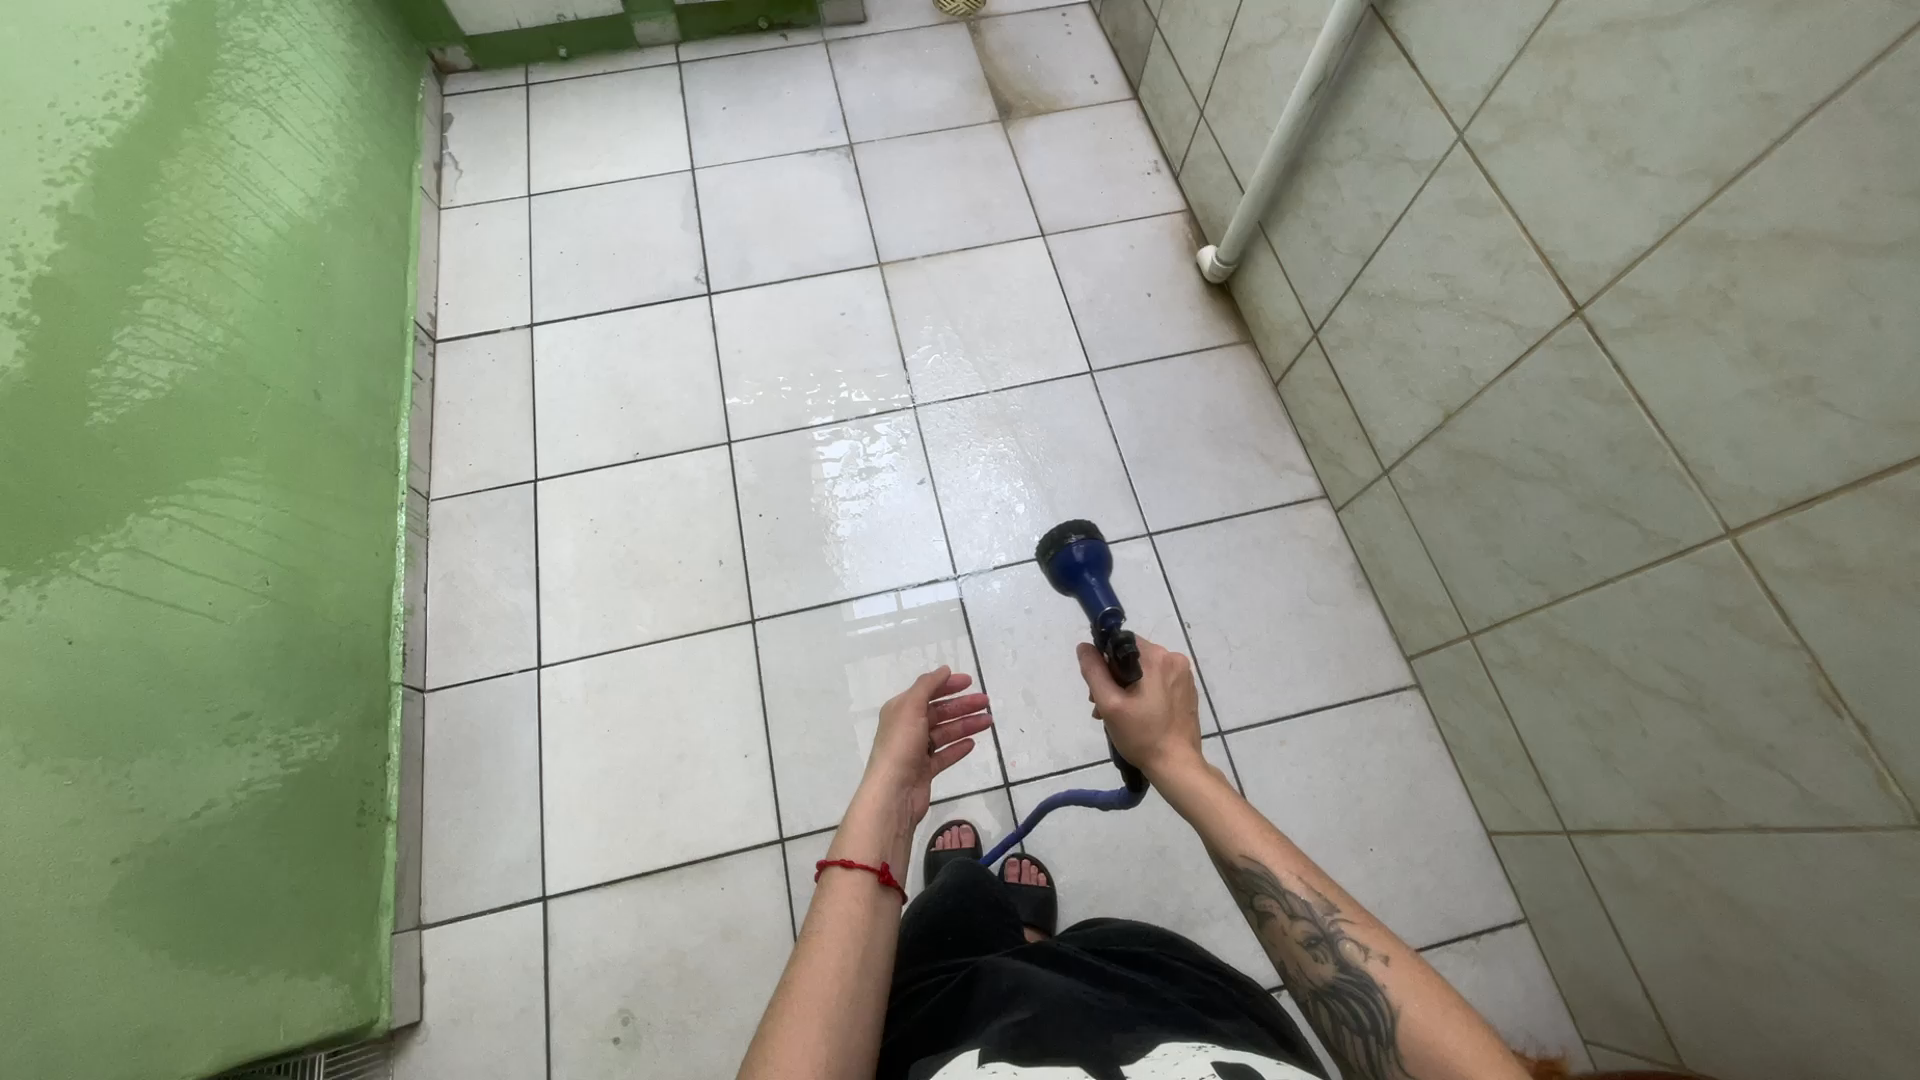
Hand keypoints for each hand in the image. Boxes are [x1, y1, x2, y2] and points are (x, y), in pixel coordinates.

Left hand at [858, 666, 991, 826]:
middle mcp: (907, 728)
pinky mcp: (925, 771)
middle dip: (962, 706)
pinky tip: (972, 743)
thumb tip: (944, 669)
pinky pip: (944, 755)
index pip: (927, 692)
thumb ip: (927, 685)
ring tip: (988, 722)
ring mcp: (916, 751)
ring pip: (945, 733)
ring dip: (966, 725)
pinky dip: (957, 748)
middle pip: (939, 712)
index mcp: (901, 710)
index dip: (948, 685)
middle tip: (986, 703)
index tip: (970, 682)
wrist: (893, 793)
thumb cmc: (900, 745)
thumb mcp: (910, 707)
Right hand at [1078, 636, 1204, 783]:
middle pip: (1132, 657)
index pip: (1121, 643)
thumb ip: (1094, 671)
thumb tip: (1084, 646)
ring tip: (1118, 714)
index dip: (1104, 661)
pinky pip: (1158, 680)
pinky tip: (1137, 714)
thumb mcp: (1109, 704)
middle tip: (1103, 705)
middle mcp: (1174, 659)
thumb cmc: (1141, 735)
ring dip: (1127, 686)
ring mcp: (1184, 675)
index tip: (1099, 686)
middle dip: (1114, 677)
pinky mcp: (1187, 690)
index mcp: (1157, 657)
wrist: (1177, 765)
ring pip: (1144, 669)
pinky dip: (1144, 691)